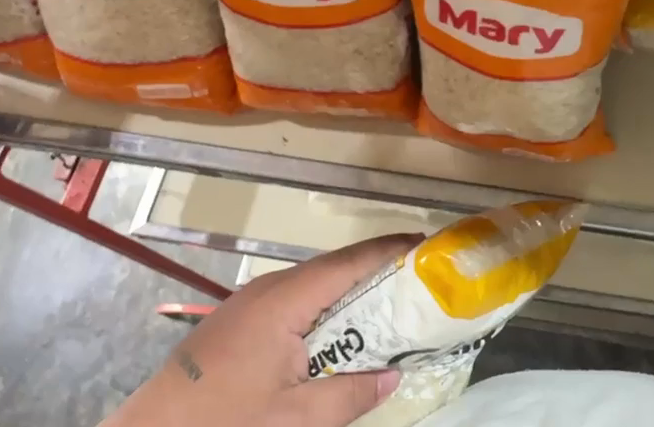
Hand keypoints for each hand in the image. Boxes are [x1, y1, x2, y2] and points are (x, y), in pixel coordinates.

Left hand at [103, 235, 421, 426]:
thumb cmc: (224, 422)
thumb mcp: (294, 420)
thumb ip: (350, 396)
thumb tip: (395, 376)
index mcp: (287, 299)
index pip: (351, 261)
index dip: (391, 249)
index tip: (429, 244)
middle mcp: (271, 287)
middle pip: (336, 268)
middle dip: (378, 271)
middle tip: (420, 280)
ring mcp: (252, 301)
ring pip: (315, 286)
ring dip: (352, 293)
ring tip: (390, 307)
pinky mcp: (240, 320)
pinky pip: (296, 302)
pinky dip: (326, 310)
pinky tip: (340, 335)